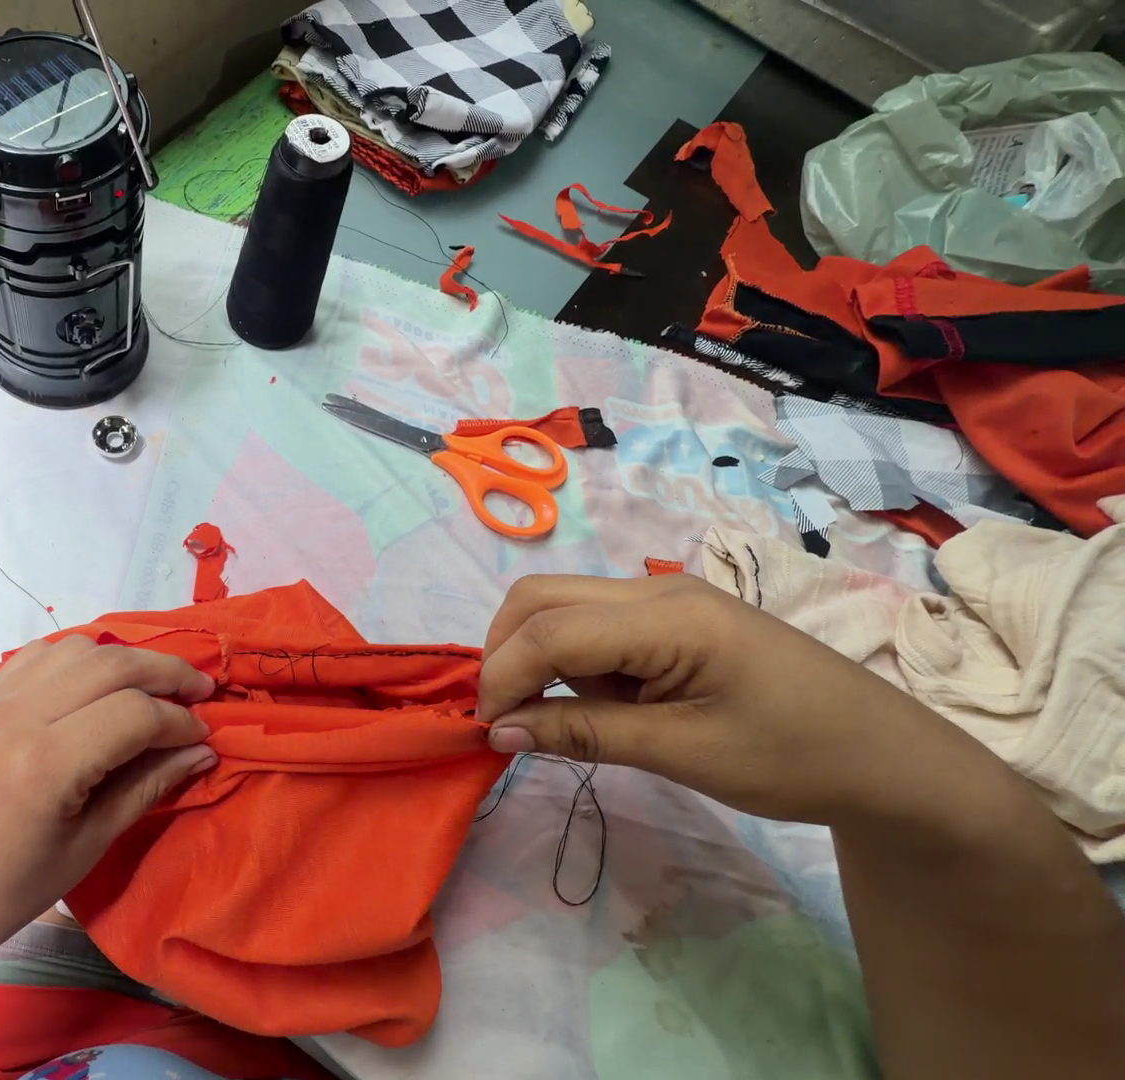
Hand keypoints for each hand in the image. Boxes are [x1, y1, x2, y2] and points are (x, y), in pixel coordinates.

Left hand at [0, 635, 217, 951]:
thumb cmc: (11, 889)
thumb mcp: (90, 845)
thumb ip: (149, 785)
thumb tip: (202, 750)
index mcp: (47, 763)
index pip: (136, 713)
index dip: (180, 721)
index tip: (204, 735)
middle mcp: (19, 714)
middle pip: (113, 664)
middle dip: (166, 672)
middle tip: (199, 690)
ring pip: (78, 648)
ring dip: (124, 661)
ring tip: (151, 688)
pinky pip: (40, 655)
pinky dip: (79, 659)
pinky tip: (95, 685)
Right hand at [476, 573, 998, 827]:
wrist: (894, 762)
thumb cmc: (797, 759)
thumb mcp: (682, 754)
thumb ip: (582, 734)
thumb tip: (498, 732)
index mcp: (669, 616)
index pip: (549, 631)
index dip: (503, 677)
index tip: (491, 731)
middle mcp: (656, 587)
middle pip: (538, 597)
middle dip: (504, 653)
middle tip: (510, 715)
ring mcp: (663, 595)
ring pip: (557, 604)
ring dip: (536, 655)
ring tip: (567, 715)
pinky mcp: (669, 614)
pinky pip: (589, 621)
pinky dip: (567, 659)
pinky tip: (602, 700)